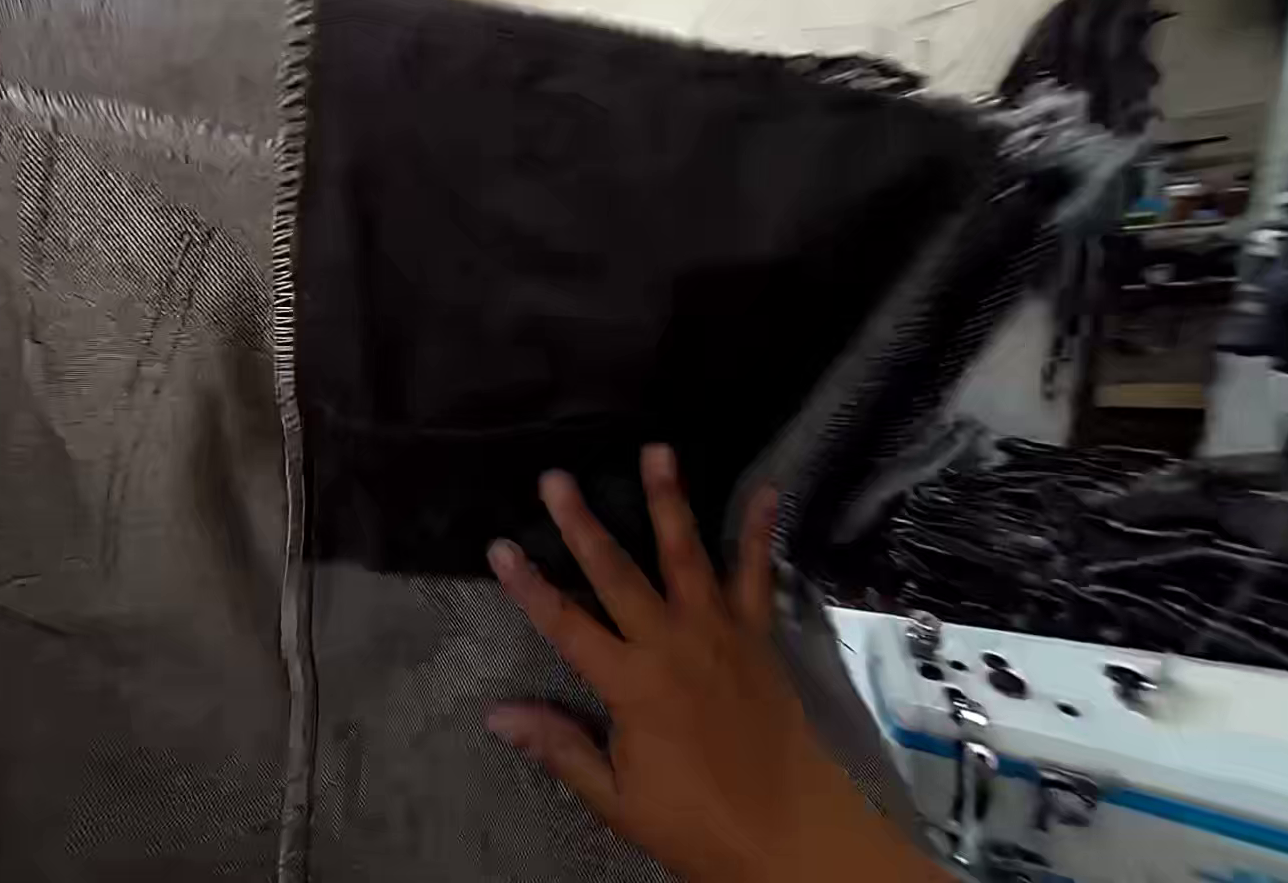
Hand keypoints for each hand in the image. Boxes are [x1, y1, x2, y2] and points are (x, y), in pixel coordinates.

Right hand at [486, 445, 943, 882]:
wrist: (792, 836)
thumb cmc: (697, 819)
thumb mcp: (616, 799)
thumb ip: (558, 746)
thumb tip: (495, 714)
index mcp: (630, 683)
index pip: (565, 625)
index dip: (528, 586)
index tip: (500, 546)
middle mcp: (669, 642)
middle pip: (615, 573)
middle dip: (582, 523)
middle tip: (557, 478)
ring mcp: (716, 628)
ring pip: (684, 554)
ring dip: (668, 500)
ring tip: (657, 451)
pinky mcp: (754, 629)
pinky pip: (755, 574)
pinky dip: (758, 532)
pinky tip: (766, 490)